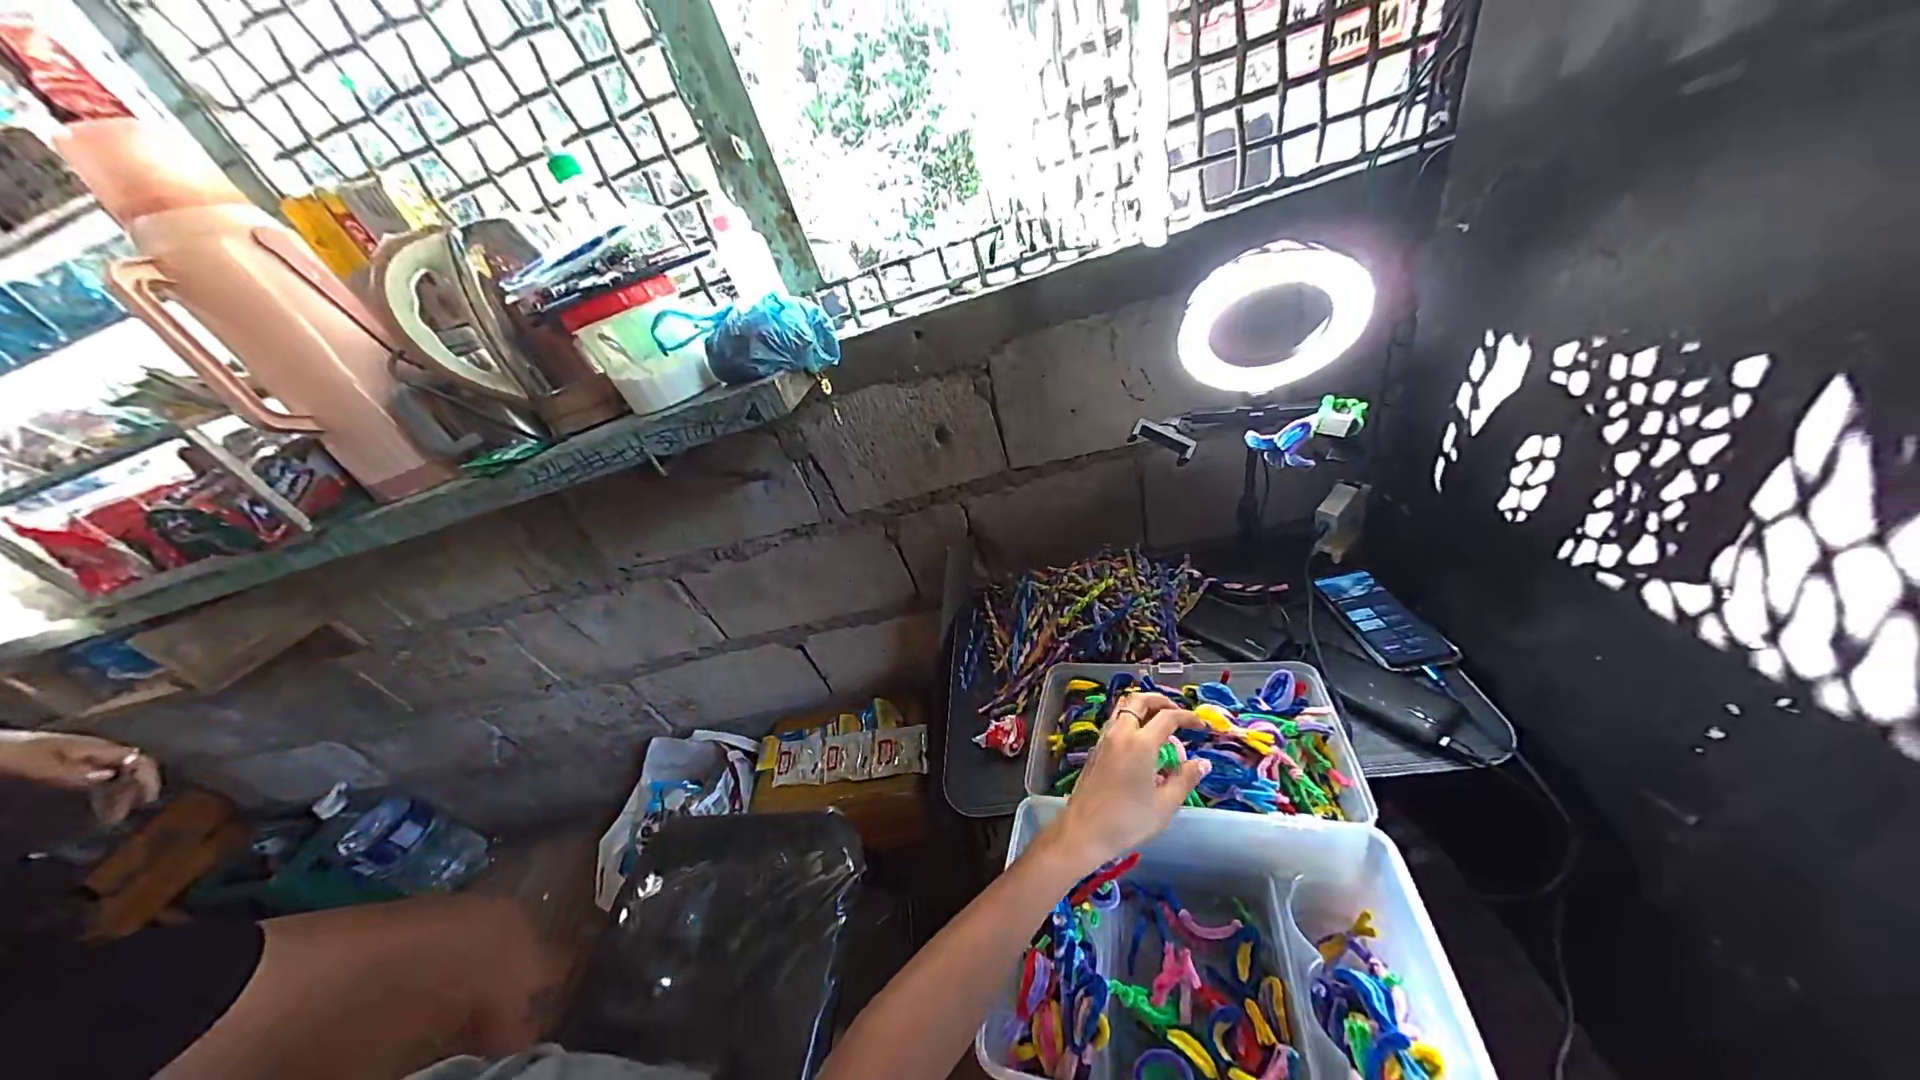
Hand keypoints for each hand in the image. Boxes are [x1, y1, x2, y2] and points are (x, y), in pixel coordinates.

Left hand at [0, 730, 161, 821]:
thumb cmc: (18, 755)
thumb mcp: (42, 765)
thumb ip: (74, 771)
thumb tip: (109, 776)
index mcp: (98, 748)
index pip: (138, 759)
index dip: (148, 778)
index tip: (147, 800)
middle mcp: (98, 752)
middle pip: (129, 769)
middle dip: (132, 791)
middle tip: (125, 815)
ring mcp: (84, 759)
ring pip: (114, 776)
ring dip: (117, 794)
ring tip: (110, 816)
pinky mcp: (70, 767)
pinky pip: (96, 780)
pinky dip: (101, 793)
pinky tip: (94, 805)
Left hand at [1047, 692, 1208, 873]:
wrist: (1084, 831)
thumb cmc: (1128, 821)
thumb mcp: (1165, 804)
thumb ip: (1185, 779)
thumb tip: (1202, 763)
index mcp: (1140, 743)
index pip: (1167, 717)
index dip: (1187, 717)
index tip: (1201, 725)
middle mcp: (1120, 734)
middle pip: (1138, 701)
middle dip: (1161, 701)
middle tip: (1178, 714)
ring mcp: (1104, 740)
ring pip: (1122, 709)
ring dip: (1143, 709)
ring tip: (1161, 726)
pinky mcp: (1095, 750)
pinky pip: (1114, 724)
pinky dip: (1130, 722)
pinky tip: (1142, 744)